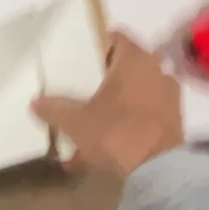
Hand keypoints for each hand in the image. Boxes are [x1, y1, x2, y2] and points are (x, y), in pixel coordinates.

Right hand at [32, 31, 184, 177]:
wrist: (158, 172)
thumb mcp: (76, 122)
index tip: (75, 58)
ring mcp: (168, 97)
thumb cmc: (116, 133)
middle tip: (77, 92)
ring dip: (112, 105)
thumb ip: (54, 108)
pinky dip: (123, 126)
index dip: (93, 44)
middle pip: (123, 68)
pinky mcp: (173, 122)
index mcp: (135, 59)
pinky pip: (141, 116)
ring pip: (133, 94)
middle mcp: (157, 71)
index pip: (114, 36)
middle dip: (100, 80)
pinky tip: (101, 147)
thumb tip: (35, 101)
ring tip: (88, 124)